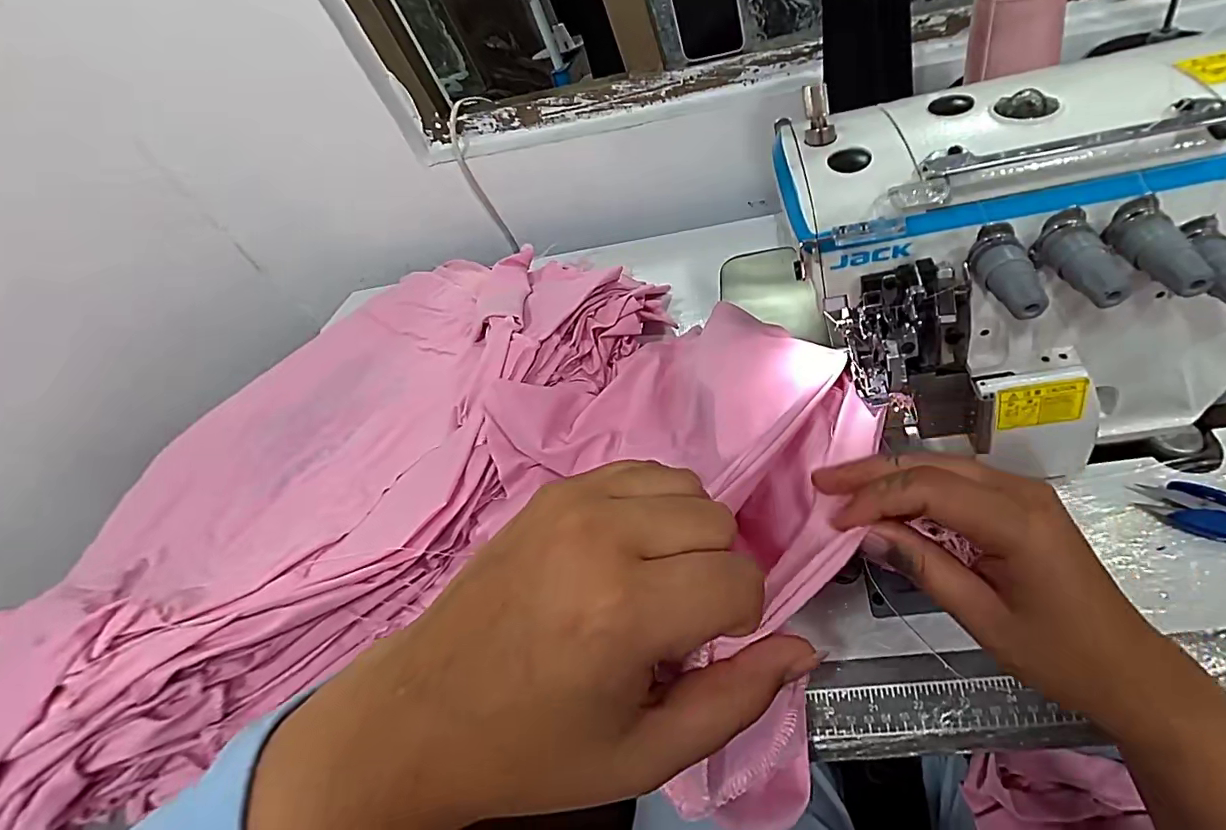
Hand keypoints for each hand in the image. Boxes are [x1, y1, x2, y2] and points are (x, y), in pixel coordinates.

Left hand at [250, 461, 819, 829]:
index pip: (741, 581)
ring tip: (651, 579)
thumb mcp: (643, 755)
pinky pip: (648, 470)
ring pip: (692, 489)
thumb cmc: (534, 747)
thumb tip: (803, 648)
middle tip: (673, 618)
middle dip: (716, 574)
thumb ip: (737, 700)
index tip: (703, 645)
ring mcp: (578, 500)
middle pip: (722, 524)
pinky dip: (658, 506)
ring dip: (691, 535)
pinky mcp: (560, 487)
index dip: (740, 619)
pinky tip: (627, 548)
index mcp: (623, 611)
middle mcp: (604, 536)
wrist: (422, 712)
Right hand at [815, 454, 1225, 829]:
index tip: (835, 518)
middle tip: (825, 480)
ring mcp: (1024, 492)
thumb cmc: (1061, 656)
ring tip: (848, 486)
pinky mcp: (1023, 502)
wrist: (1130, 669)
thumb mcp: (984, 619)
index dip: (875, 499)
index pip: (927, 490)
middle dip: (874, 472)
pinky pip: (962, 483)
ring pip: (944, 468)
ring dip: (895, 476)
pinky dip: (922, 488)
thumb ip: (924, 566)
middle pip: (932, 467)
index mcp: (1014, 519)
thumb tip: (869, 532)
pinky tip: (895, 500)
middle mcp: (1019, 490)